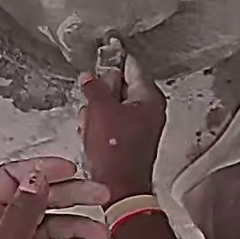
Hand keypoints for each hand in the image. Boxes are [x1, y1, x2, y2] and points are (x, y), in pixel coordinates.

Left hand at [0, 157, 109, 238]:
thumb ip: (20, 214)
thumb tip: (36, 178)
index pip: (10, 179)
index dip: (40, 169)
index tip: (71, 169)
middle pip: (35, 200)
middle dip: (67, 194)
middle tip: (99, 194)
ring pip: (48, 228)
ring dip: (75, 225)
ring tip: (101, 231)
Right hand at [80, 52, 167, 201]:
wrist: (118, 187)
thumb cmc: (115, 150)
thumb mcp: (99, 109)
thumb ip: (94, 87)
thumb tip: (90, 76)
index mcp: (150, 98)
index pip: (131, 67)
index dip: (113, 60)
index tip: (102, 52)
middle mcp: (150, 109)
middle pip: (120, 86)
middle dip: (100, 93)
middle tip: (91, 101)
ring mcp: (140, 125)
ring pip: (112, 105)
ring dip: (96, 111)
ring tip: (89, 124)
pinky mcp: (130, 138)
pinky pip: (110, 122)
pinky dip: (99, 125)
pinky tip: (91, 135)